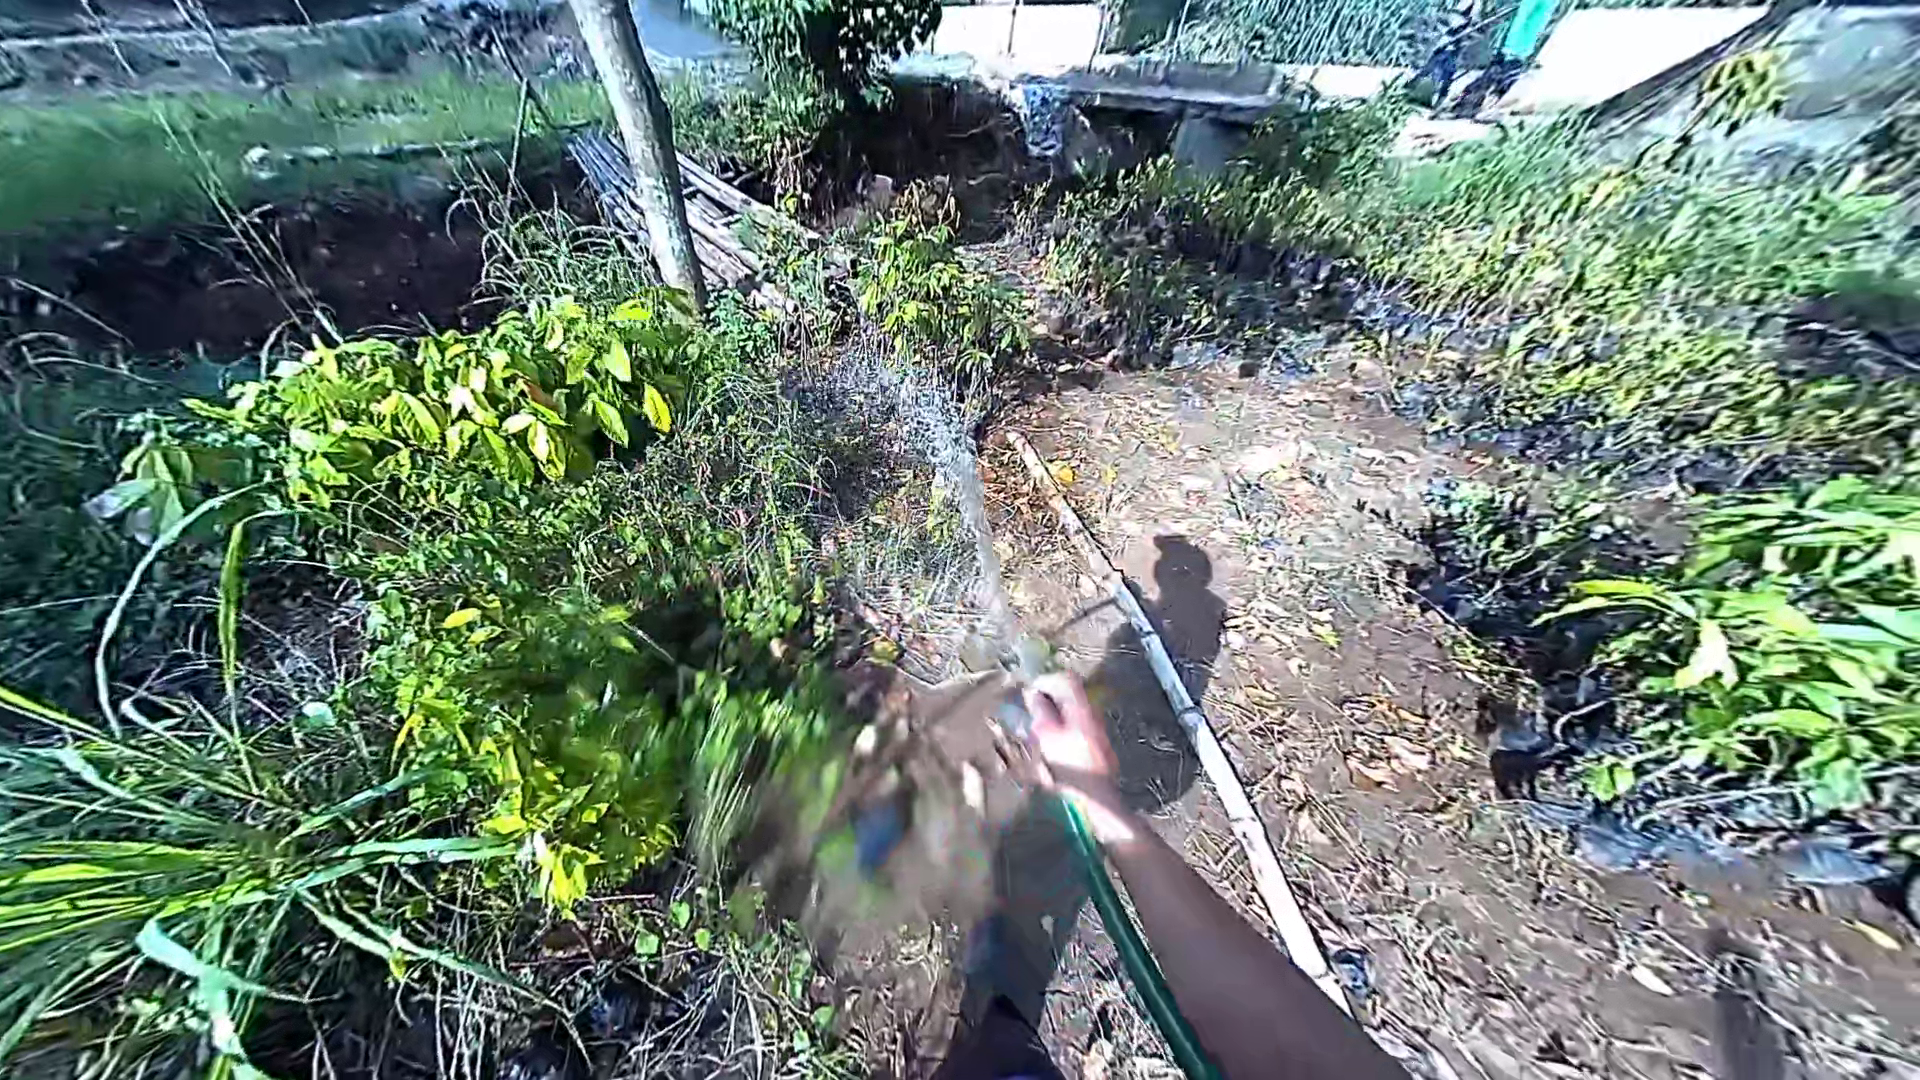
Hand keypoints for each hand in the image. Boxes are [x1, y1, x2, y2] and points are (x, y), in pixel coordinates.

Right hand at [1022, 672, 1114, 779]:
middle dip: (1049, 697)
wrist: (1097, 797)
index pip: (1065, 679)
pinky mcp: (1099, 744)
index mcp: (1080, 706)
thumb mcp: (1045, 735)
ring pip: (1074, 709)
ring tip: (1039, 728)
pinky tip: (1054, 743)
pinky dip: (1063, 727)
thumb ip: (1039, 710)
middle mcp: (1092, 712)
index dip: (1045, 681)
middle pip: (1071, 692)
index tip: (1030, 693)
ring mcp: (1098, 729)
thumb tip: (1033, 694)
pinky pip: (1078, 725)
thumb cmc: (1068, 765)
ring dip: (1055, 713)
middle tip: (1032, 709)